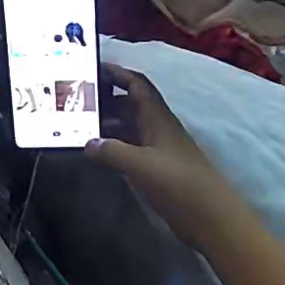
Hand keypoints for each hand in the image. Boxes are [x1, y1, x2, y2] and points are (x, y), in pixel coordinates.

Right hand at [86, 64, 241, 246]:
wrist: (209, 216)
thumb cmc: (177, 183)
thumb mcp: (141, 164)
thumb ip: (112, 151)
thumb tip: (87, 143)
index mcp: (157, 118)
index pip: (137, 85)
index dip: (117, 73)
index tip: (93, 68)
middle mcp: (158, 128)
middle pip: (129, 105)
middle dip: (105, 100)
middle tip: (75, 102)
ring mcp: (158, 149)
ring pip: (129, 128)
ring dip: (107, 125)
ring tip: (79, 126)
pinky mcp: (157, 169)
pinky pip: (130, 149)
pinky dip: (113, 147)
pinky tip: (97, 153)